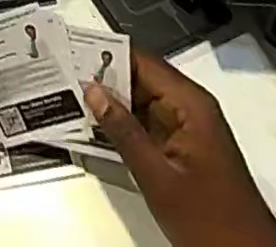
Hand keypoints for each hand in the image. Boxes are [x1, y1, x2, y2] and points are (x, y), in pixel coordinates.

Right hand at [85, 47, 275, 246]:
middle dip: (103, 78)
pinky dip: (122, 123)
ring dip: (110, 101)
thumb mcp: (159, 178)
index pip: (141, 61)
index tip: (72, 52)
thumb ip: (124, 132)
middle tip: (63, 75)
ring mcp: (186, 127)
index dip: (106, 54)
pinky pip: (146, 122)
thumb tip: (93, 91)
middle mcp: (190, 107)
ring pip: (140, 100)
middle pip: (139, 77)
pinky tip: (95, 127)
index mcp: (190, 103)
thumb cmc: (212, 222)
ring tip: (71, 97)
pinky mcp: (181, 147)